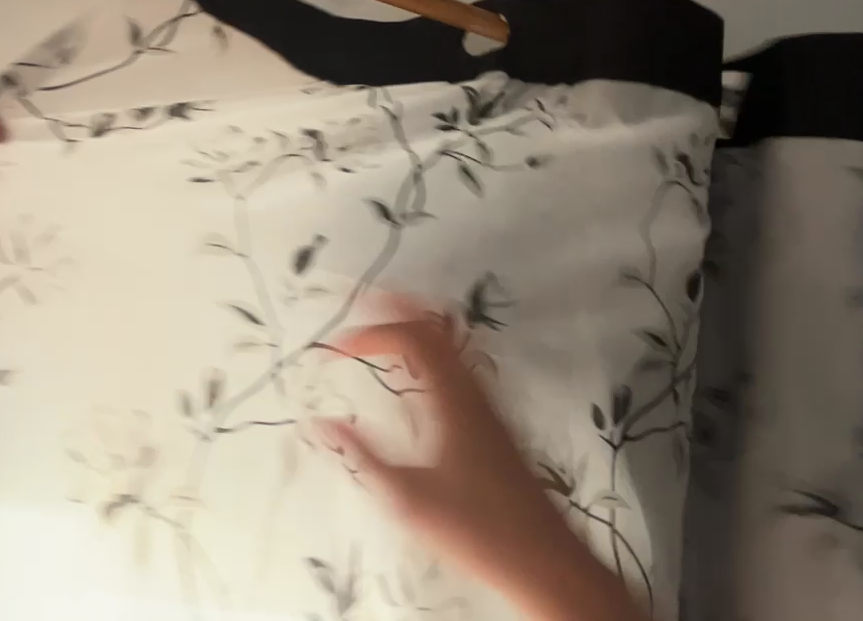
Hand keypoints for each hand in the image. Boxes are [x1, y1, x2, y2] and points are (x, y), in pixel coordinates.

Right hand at [316, 302, 644, 620]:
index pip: (409, 337)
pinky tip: (418, 367)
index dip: (369, 333)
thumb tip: (319, 423)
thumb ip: (362, 456)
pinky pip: (459, 361)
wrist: (543, 559)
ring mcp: (486, 402)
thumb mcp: (407, 498)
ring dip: (415, 323)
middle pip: (434, 325)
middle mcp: (471, 389)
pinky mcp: (493, 418)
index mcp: (450, 398)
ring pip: (450, 341)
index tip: (336, 349)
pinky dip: (432, 347)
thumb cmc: (476, 529)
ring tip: (385, 321)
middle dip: (395, 309)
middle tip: (361, 305)